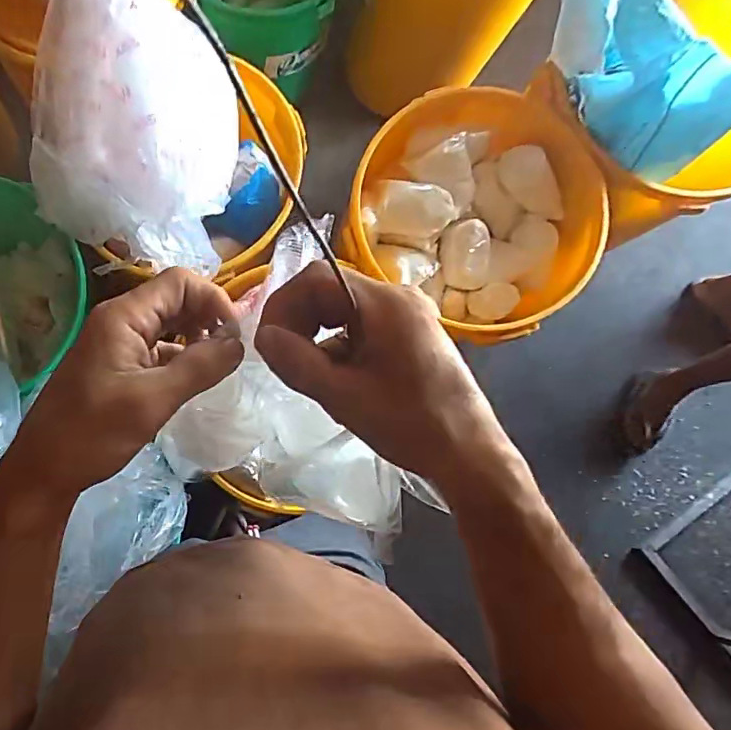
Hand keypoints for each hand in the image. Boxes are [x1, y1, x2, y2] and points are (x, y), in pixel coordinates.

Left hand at [1, 268, 243, 496]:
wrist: (44, 468)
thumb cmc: (93, 433)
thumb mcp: (153, 400)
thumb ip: (199, 367)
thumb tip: (239, 342)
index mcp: (123, 317)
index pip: (180, 282)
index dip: (214, 301)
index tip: (235, 337)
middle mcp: (119, 321)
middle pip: (174, 301)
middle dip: (207, 319)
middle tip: (233, 354)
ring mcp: (115, 344)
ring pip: (167, 327)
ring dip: (195, 341)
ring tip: (219, 369)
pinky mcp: (115, 367)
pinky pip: (155, 351)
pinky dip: (178, 360)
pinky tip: (193, 382)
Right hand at [256, 261, 511, 492]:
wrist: (467, 452)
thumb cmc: (407, 422)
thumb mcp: (341, 394)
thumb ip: (295, 360)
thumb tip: (263, 335)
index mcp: (384, 303)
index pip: (317, 277)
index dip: (283, 303)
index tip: (267, 341)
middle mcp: (398, 299)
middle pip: (329, 291)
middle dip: (299, 322)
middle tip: (283, 360)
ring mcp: (408, 317)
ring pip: (343, 312)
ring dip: (317, 337)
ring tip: (309, 376)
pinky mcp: (411, 337)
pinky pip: (362, 329)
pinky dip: (339, 348)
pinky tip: (337, 381)